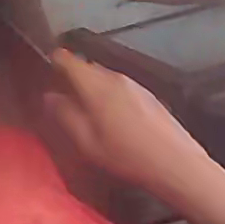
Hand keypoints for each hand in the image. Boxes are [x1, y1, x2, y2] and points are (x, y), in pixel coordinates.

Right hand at [43, 50, 224, 211]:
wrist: (178, 165)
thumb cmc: (126, 156)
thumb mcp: (86, 142)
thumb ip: (64, 115)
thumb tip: (49, 97)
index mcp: (95, 84)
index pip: (66, 58)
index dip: (53, 63)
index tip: (46, 77)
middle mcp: (114, 77)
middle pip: (85, 67)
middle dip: (72, 80)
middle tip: (63, 102)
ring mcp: (134, 84)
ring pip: (103, 77)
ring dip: (91, 89)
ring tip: (88, 115)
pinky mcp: (148, 95)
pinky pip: (119, 87)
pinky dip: (109, 96)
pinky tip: (114, 122)